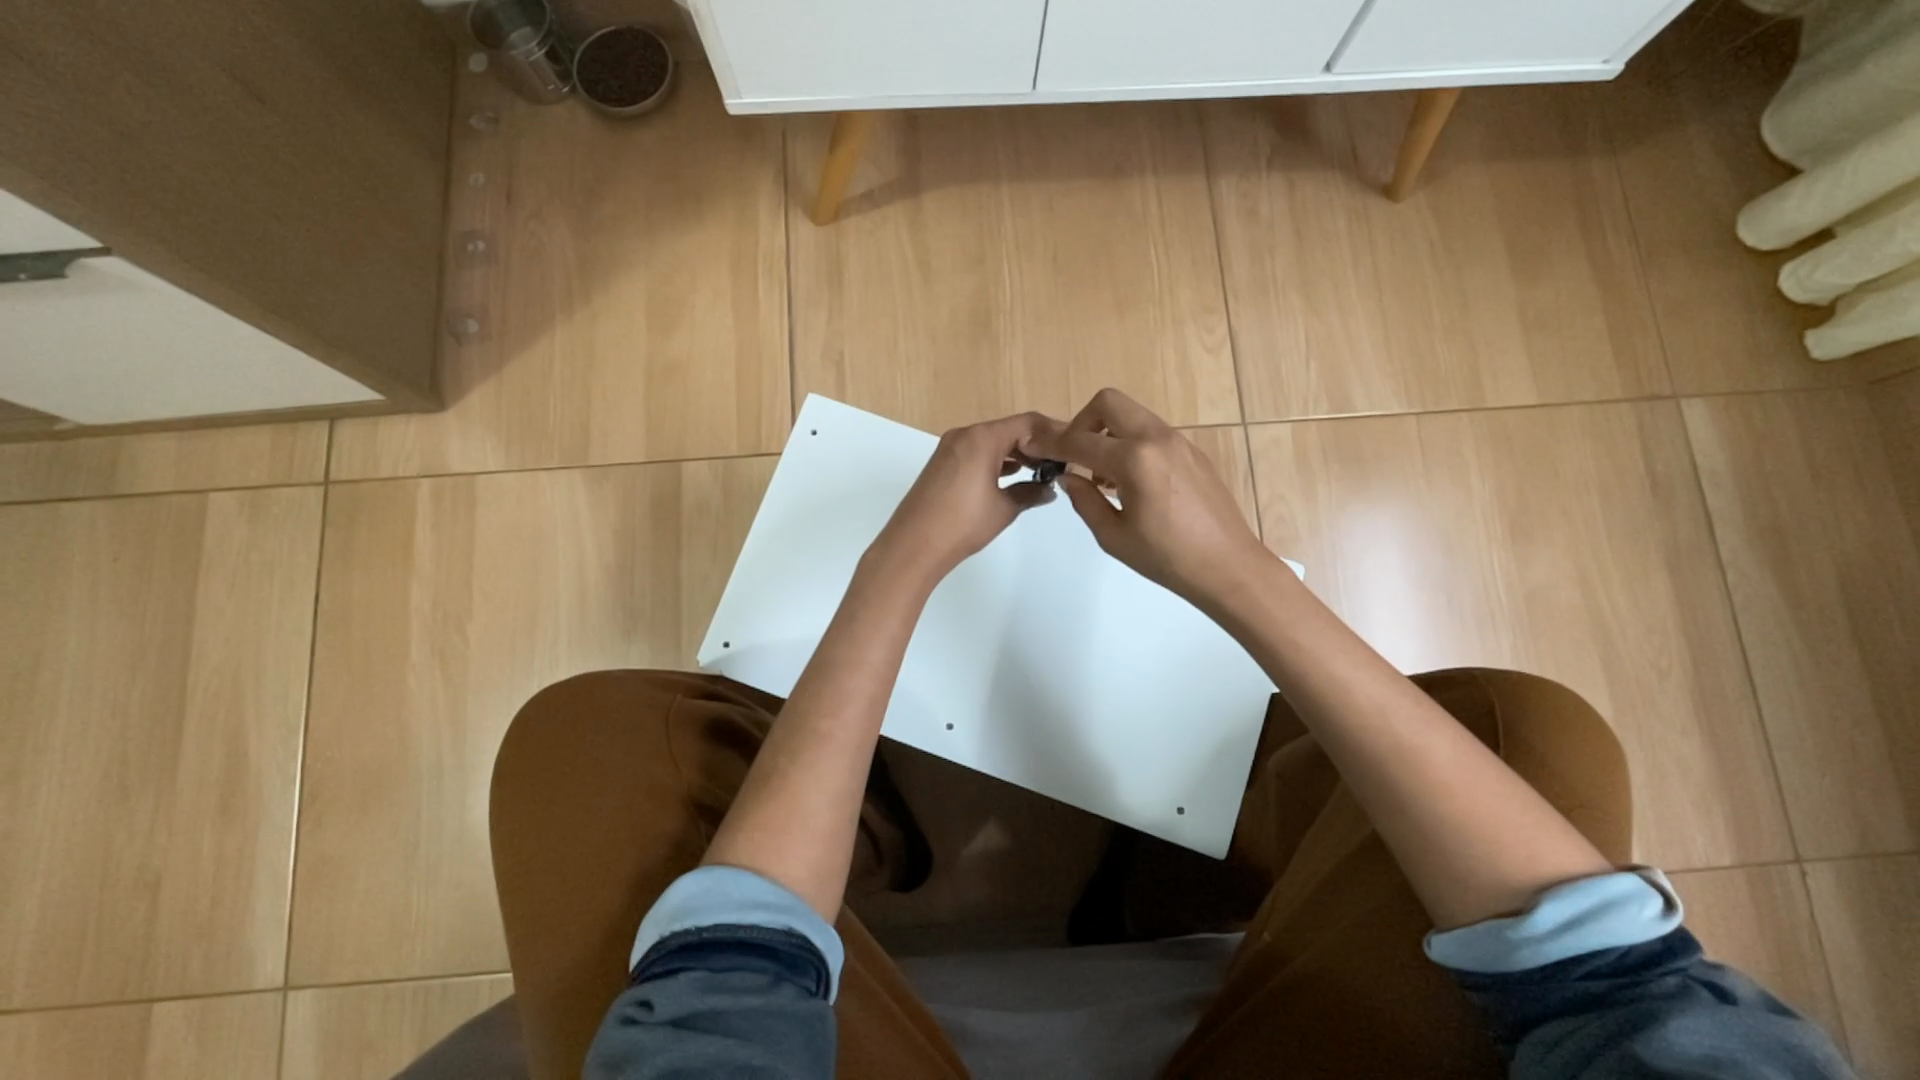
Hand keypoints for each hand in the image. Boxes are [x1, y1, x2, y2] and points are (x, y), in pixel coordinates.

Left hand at [867, 412, 1057, 588]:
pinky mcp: (942, 464)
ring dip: (1016, 454)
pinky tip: (1013, 477)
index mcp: (982, 438)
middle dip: (1036, 444)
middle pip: (1009, 429)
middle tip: (1061, 462)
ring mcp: (950, 448)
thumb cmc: (962, 524)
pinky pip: (977, 453)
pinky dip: (997, 461)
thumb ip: (1030, 492)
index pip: (1028, 423)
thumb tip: (1048, 489)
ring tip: (1042, 472)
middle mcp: (965, 435)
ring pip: (992, 441)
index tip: (1073, 446)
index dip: (1054, 432)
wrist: (913, 545)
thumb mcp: (1004, 508)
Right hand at [1025, 388, 1272, 609]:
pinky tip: (1129, 483)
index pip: (1080, 441)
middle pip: (1108, 403)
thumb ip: (1085, 501)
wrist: (1229, 566)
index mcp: (1134, 460)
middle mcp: (1157, 439)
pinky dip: (1131, 444)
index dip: (1051, 444)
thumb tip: (1070, 477)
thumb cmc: (1168, 559)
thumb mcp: (1114, 536)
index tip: (1033, 447)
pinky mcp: (1192, 453)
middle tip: (1074, 455)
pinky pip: (1152, 433)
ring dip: (1108, 434)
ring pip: (1132, 415)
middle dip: (1082, 423)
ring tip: (1101, 476)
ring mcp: (1179, 442)